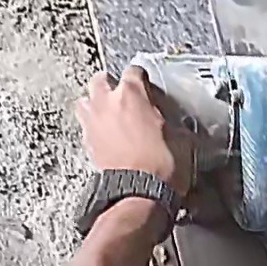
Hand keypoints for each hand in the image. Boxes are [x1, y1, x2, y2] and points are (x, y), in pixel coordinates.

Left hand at [74, 67, 192, 194]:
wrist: (139, 194)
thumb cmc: (160, 165)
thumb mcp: (180, 140)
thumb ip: (173, 125)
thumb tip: (177, 127)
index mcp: (131, 93)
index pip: (134, 71)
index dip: (142, 80)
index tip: (147, 88)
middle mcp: (107, 102)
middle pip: (101, 80)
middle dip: (110, 86)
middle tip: (122, 99)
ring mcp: (93, 122)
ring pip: (86, 101)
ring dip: (96, 105)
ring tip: (108, 116)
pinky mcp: (88, 144)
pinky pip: (86, 128)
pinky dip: (94, 130)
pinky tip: (106, 138)